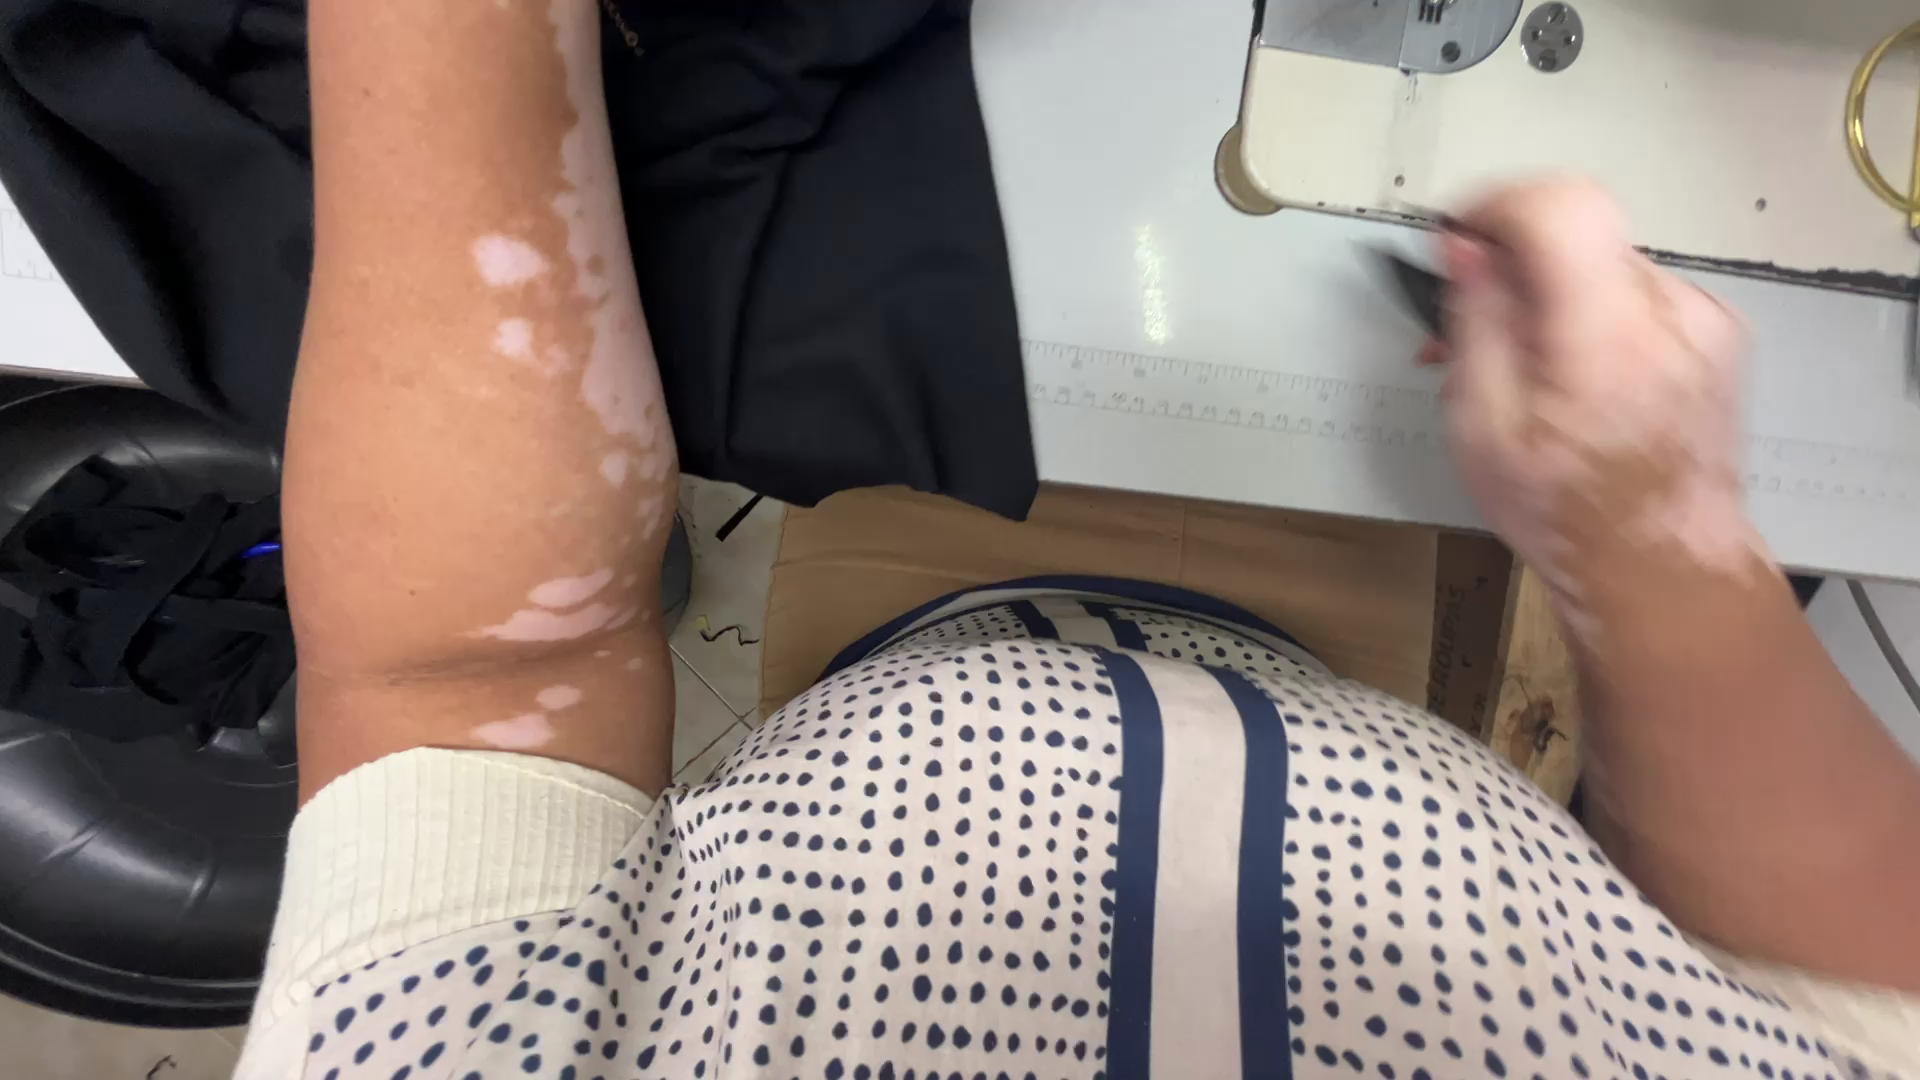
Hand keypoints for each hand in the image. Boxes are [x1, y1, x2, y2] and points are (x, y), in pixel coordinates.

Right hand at [1430, 179, 1761, 633]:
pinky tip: (1551, 374)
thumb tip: (1465, 248)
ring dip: (1536, 300)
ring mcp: (1704, 320)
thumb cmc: (1555, 504)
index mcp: (1605, 333)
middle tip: (1450, 335)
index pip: (1561, 208)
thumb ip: (1477, 325)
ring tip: (1498, 368)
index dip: (1494, 208)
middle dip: (1502, 272)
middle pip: (1575, 241)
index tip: (1449, 239)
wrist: (1655, 561)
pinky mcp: (1713, 336)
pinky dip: (1576, 318)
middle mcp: (1671, 310)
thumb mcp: (1481, 421)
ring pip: (1597, 270)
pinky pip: (1628, 299)